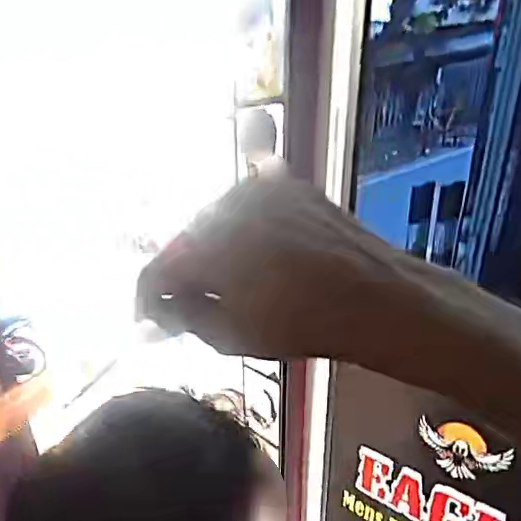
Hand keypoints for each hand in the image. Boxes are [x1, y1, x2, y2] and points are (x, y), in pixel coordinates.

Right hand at [134, 174, 444, 358]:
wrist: (374, 297)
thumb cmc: (301, 325)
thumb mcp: (229, 335)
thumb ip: (182, 316)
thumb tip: (158, 309)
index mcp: (207, 247)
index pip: (155, 270)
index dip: (145, 301)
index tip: (149, 322)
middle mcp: (225, 207)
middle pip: (181, 244)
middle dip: (179, 277)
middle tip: (185, 309)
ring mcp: (257, 189)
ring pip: (210, 223)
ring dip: (207, 253)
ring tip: (223, 285)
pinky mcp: (284, 185)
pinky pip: (243, 206)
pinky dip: (236, 230)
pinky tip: (245, 255)